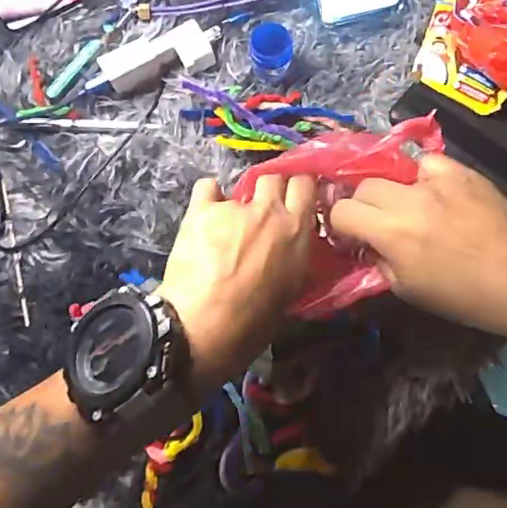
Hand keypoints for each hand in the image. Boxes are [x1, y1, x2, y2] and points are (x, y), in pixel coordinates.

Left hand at [161, 174, 316, 389]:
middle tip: (261, 209)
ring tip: (228, 222)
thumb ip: (294, 258)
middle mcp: (270, 212)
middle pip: (274, 178)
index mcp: (297, 233)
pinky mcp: (202, 210)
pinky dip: (208, 197)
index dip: (297, 188)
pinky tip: (204, 215)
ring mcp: (235, 208)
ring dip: (239, 200)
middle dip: (269, 189)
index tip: (292, 198)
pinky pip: (207, 187)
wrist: (201, 330)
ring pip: (241, 185)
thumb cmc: (251, 324)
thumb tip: (291, 248)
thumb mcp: (290, 290)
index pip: (305, 184)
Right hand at [329, 154, 506, 342]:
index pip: (342, 210)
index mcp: (393, 233)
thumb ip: (378, 260)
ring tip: (407, 205)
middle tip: (377, 221)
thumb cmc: (465, 297)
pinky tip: (436, 192)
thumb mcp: (408, 289)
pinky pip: (426, 163)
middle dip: (363, 204)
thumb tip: (365, 243)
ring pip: (392, 170)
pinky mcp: (461, 171)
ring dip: (392, 189)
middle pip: (362, 185)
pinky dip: (423, 176)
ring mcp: (438, 180)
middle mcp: (409, 200)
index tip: (352, 234)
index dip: (341, 223)